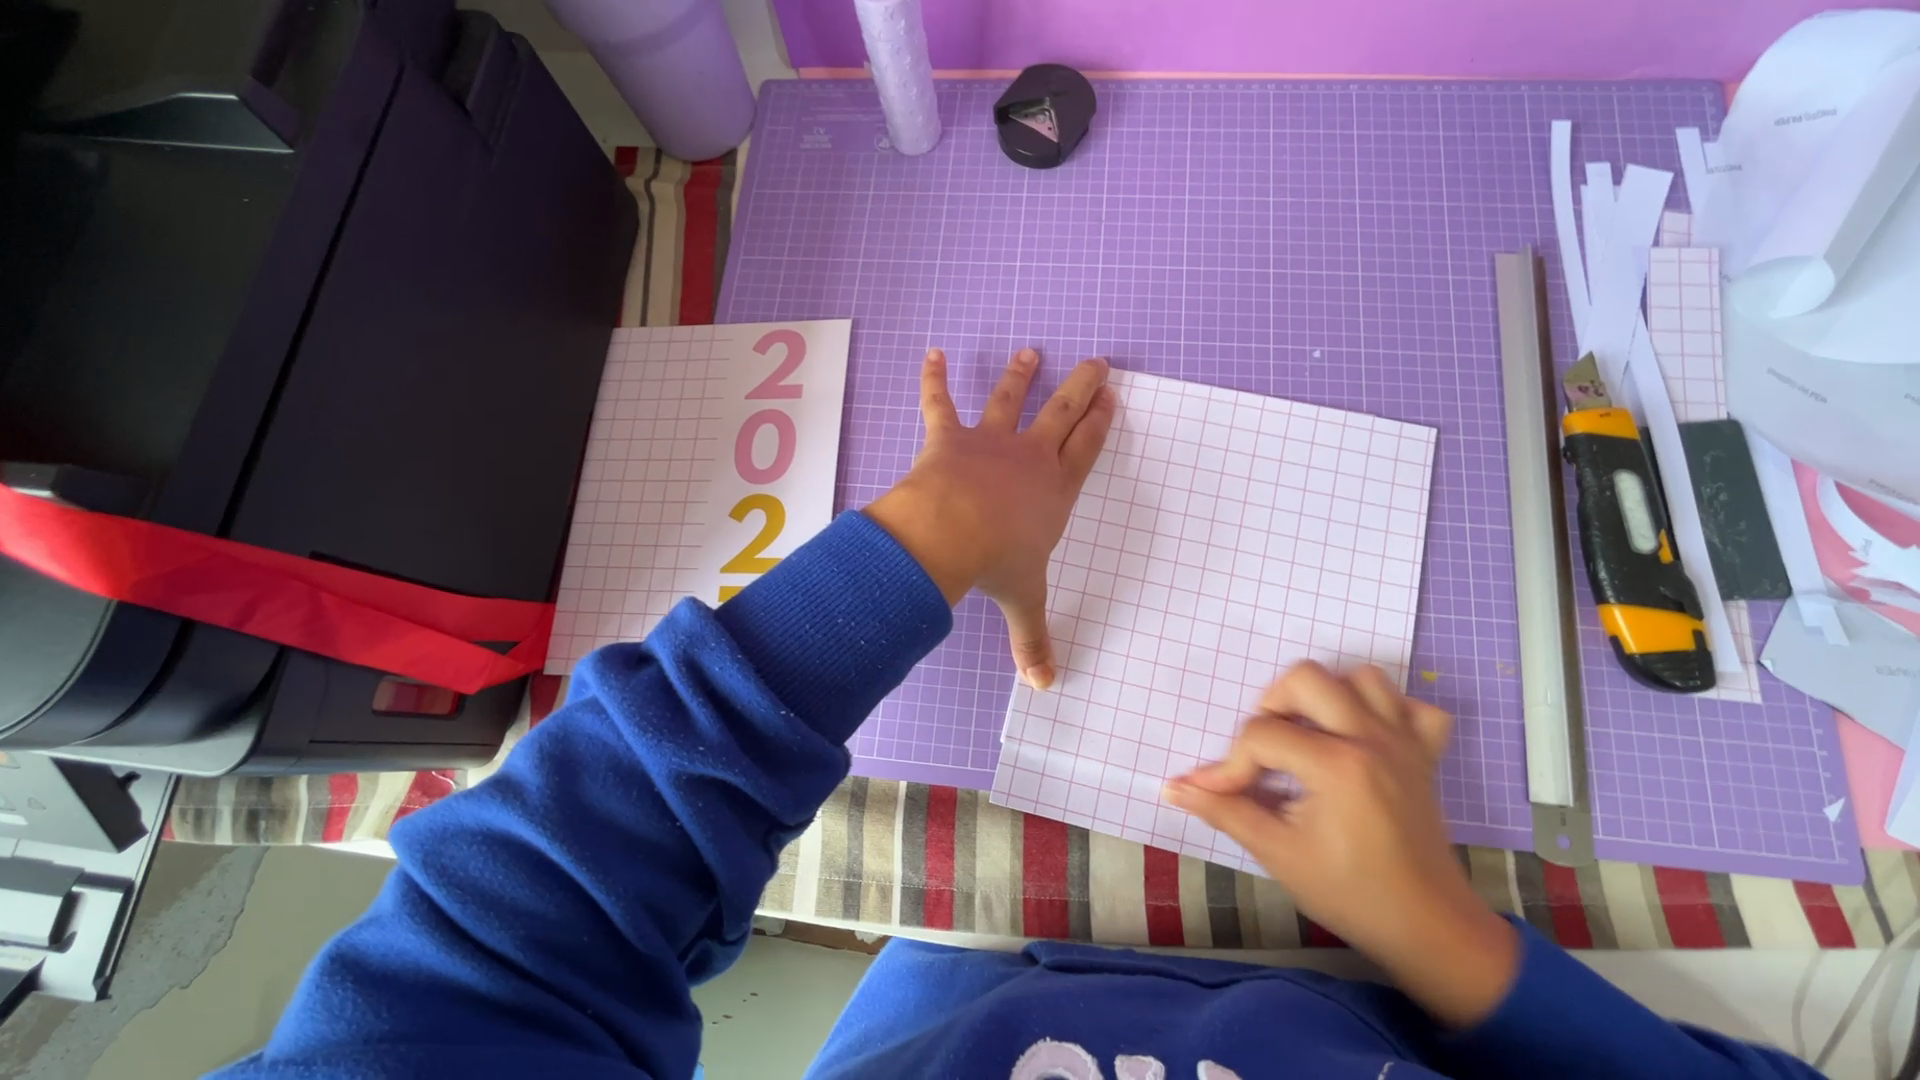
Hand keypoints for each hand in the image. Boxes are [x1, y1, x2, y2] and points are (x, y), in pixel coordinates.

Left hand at [865, 347, 1113, 689]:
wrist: (951, 534)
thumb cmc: (996, 564)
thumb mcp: (1023, 602)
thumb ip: (1034, 640)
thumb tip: (1046, 686)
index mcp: (1054, 492)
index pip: (1086, 452)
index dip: (1100, 424)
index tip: (1111, 399)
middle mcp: (1029, 458)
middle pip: (1062, 414)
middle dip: (1081, 388)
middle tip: (1097, 363)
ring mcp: (990, 442)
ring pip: (1010, 401)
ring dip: (1020, 377)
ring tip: (1030, 354)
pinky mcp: (949, 438)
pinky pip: (940, 403)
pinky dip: (934, 379)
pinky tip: (932, 355)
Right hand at [1163, 662, 1519, 1027]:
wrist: (1426, 927)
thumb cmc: (1347, 892)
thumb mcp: (1276, 853)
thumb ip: (1223, 811)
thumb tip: (1173, 787)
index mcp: (1336, 765)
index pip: (1261, 734)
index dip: (1230, 764)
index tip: (1220, 793)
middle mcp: (1371, 738)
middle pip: (1307, 678)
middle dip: (1273, 706)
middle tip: (1268, 749)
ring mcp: (1404, 741)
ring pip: (1361, 677)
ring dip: (1327, 697)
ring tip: (1311, 734)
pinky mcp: (1426, 753)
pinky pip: (1411, 705)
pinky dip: (1385, 710)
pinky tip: (1363, 739)